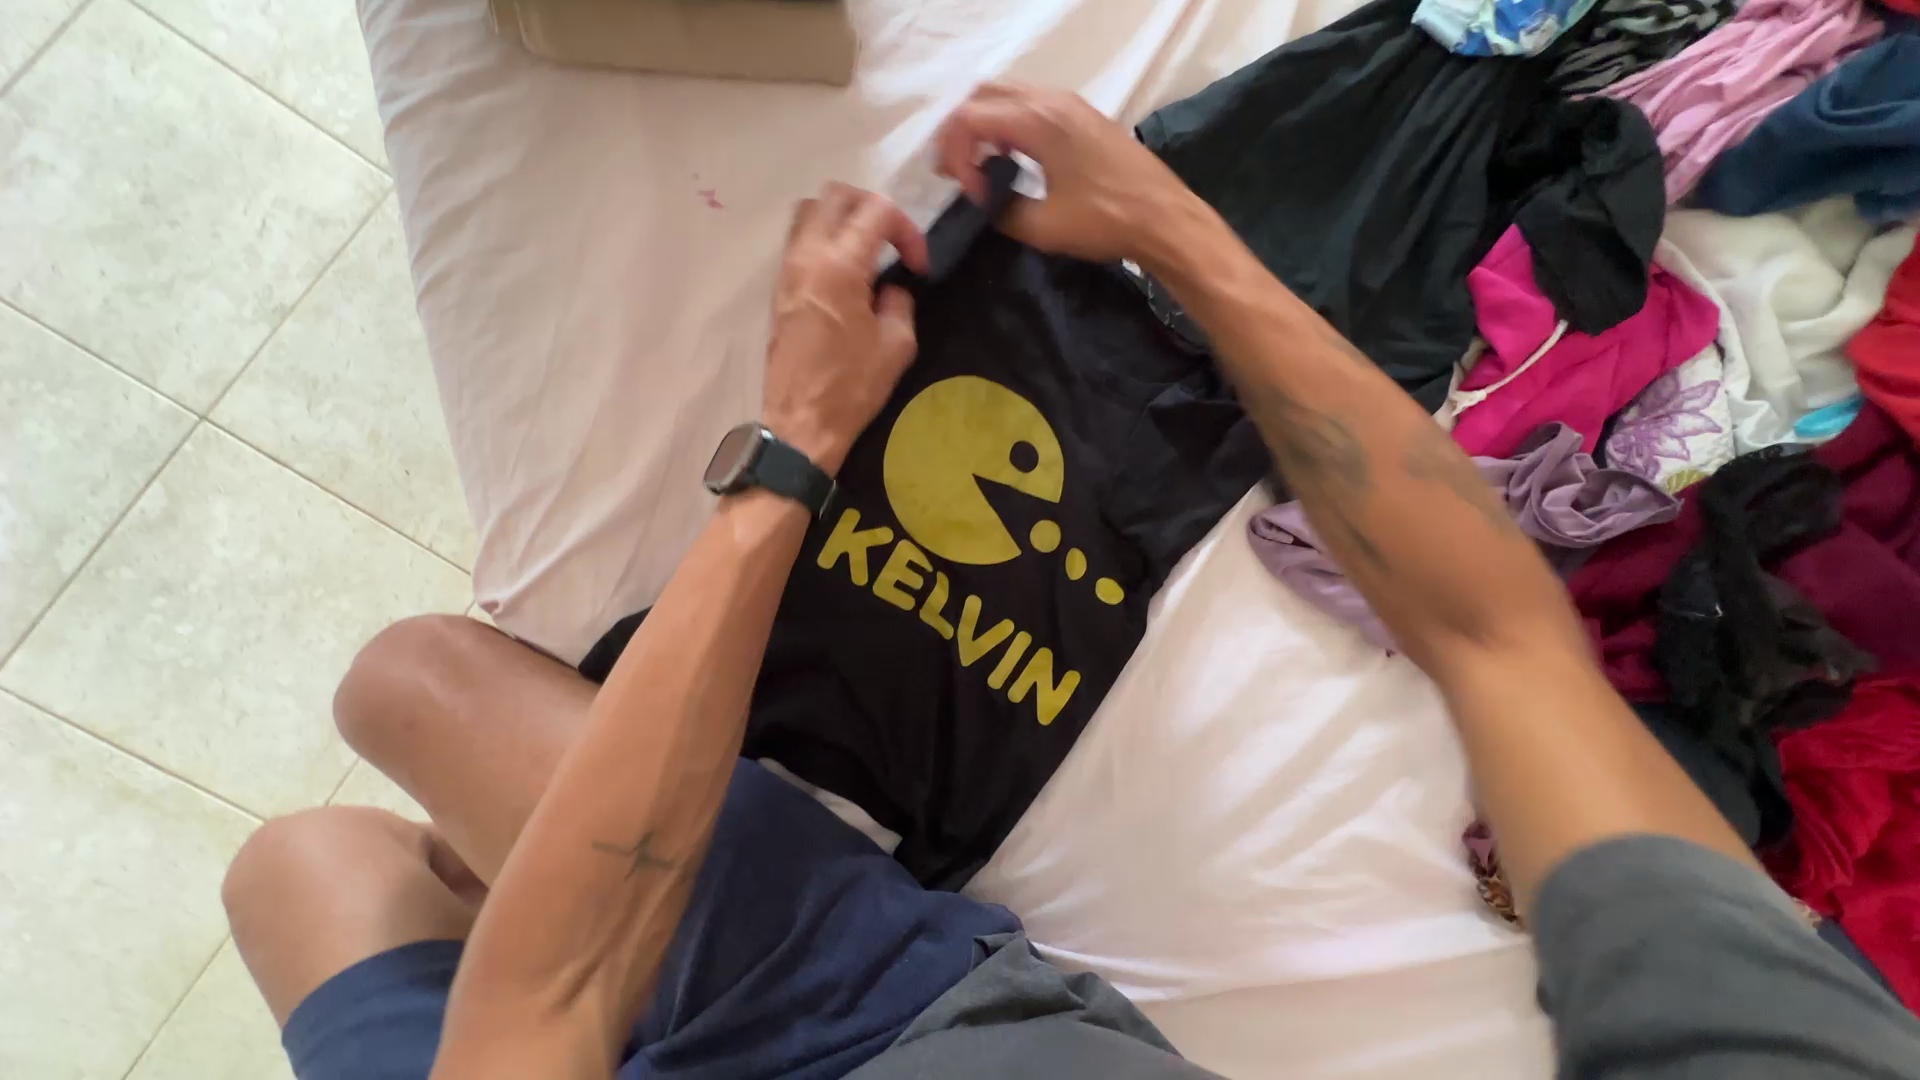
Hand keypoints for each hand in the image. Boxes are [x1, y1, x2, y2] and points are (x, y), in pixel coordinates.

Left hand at [762, 183, 928, 475]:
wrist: (802, 424)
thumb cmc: (852, 388)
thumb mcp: (897, 346)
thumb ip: (899, 304)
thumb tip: (890, 290)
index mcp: (840, 266)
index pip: (876, 212)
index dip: (907, 230)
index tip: (918, 265)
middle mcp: (807, 257)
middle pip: (835, 196)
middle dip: (870, 208)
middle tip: (892, 240)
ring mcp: (786, 272)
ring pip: (809, 213)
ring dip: (842, 220)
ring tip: (866, 252)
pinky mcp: (779, 291)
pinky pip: (798, 243)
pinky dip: (824, 242)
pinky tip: (845, 274)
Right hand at [933, 82, 1204, 265]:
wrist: (1164, 219)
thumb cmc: (1106, 221)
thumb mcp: (1044, 228)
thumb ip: (1003, 211)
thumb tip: (987, 204)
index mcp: (1039, 120)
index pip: (970, 117)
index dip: (956, 155)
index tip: (969, 194)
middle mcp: (1052, 100)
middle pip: (984, 95)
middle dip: (961, 132)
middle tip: (956, 174)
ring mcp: (1070, 105)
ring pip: (1008, 97)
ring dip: (984, 128)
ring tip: (979, 168)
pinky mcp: (1083, 118)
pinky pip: (1031, 107)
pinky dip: (1009, 127)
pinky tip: (1012, 162)